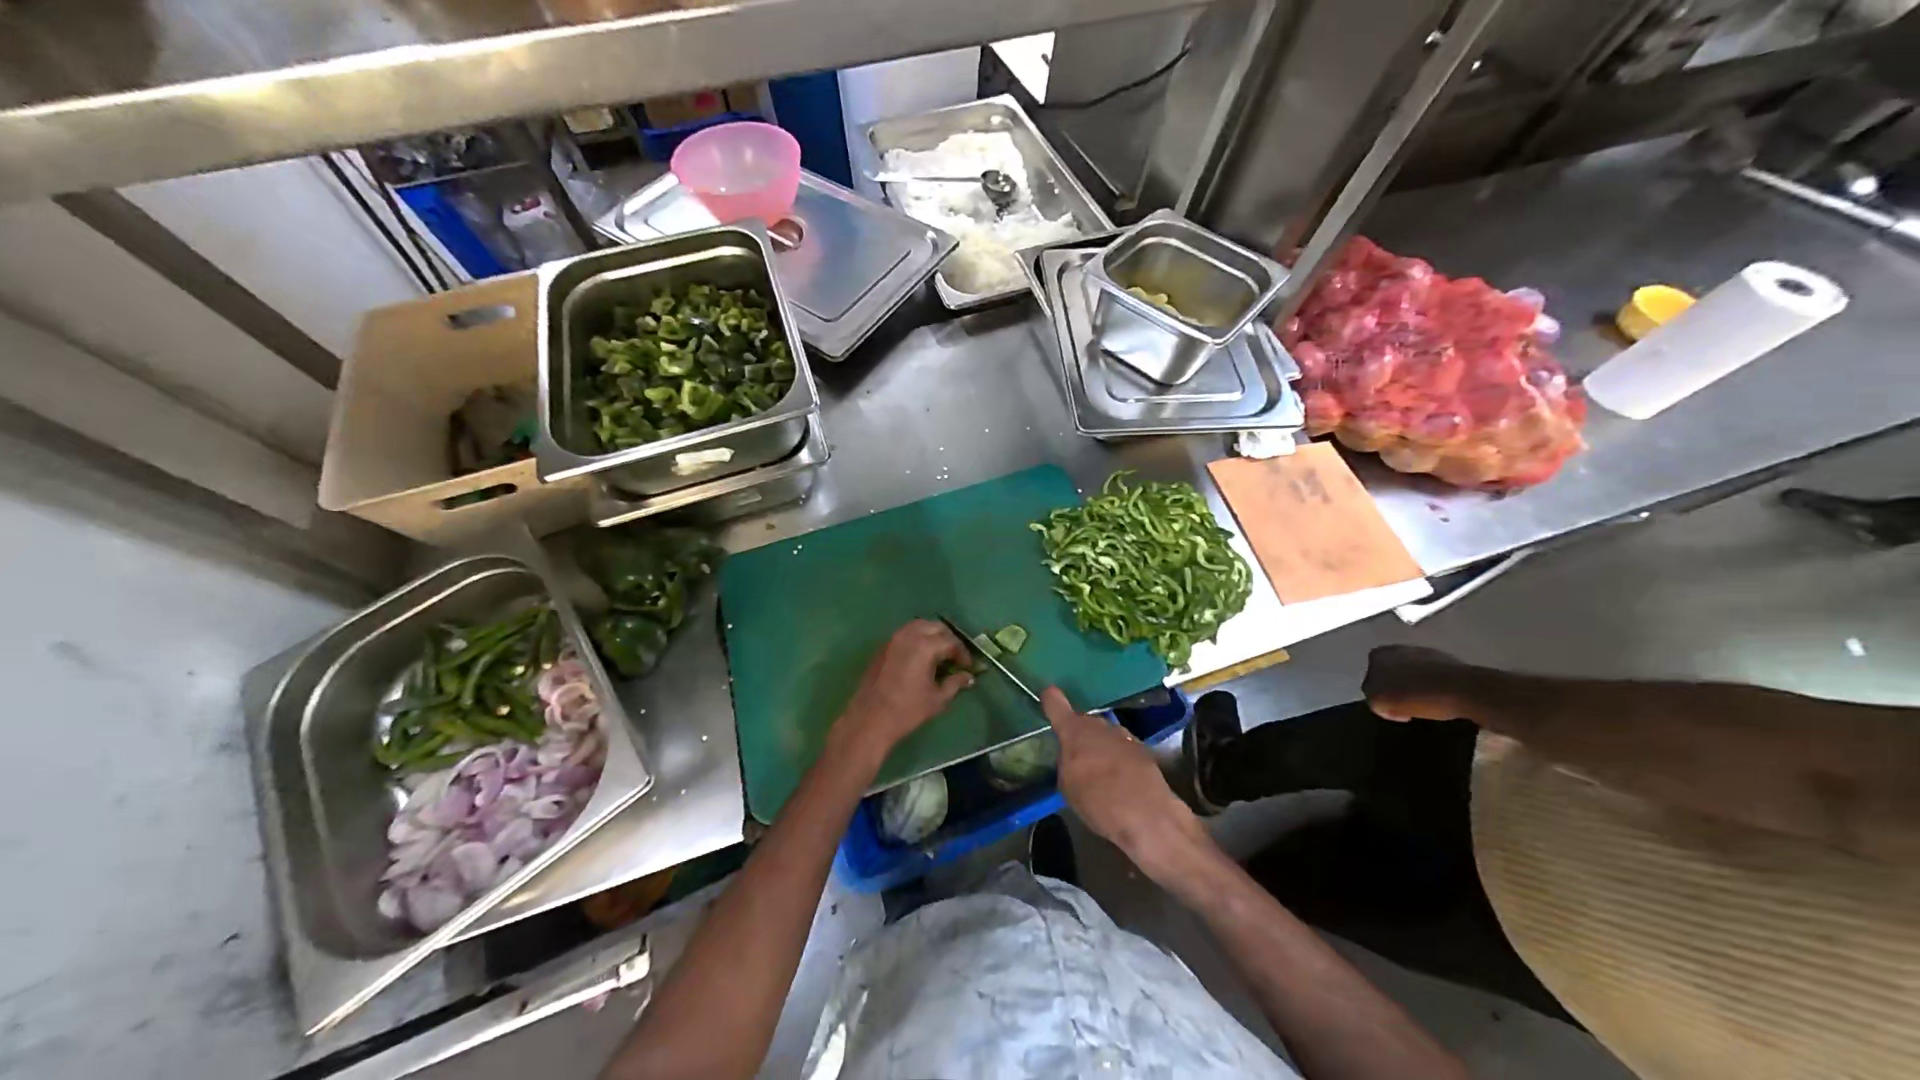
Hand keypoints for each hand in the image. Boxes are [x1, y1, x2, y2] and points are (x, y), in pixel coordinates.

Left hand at [833, 620, 973, 760]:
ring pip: (918, 626)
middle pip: (935, 627)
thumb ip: (955, 683)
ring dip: (932, 635)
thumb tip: (968, 677)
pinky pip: (904, 633)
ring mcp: (893, 639)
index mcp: (925, 646)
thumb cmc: (907, 710)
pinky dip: (917, 638)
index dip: (962, 653)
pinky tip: (920, 656)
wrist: (870, 719)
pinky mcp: (883, 647)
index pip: (951, 642)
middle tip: (954, 656)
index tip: (967, 667)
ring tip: (939, 653)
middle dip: (948, 639)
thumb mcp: (937, 699)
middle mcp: (909, 636)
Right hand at [1042, 686, 1203, 879]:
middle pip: (1084, 723)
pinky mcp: (1143, 749)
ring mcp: (1124, 735)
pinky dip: (1118, 758)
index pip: (1056, 704)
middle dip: (1080, 735)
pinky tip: (1120, 779)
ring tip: (1099, 772)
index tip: (1048, 695)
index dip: (1050, 699)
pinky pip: (1122, 748)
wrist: (1147, 815)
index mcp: (1074, 731)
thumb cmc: (1098, 801)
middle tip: (1075, 757)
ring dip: (1100, 747)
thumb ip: (1066, 763)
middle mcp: (1099, 725)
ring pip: (1105, 735)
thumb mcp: (1067, 787)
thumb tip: (1071, 756)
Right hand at [1362, 645, 1475, 721]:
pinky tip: (1438, 697)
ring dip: (1413, 687)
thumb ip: (1372, 698)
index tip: (1396, 711)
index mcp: (1377, 655)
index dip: (1381, 700)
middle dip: (1395, 689)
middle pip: (1388, 675)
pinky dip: (1430, 684)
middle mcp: (1396, 648)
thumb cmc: (1419, 697)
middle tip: (1408, 707)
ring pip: (1409, 674)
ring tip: (1426, 704)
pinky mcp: (1442, 659)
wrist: (1464, 689)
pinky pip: (1428, 674)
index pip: (1370, 681)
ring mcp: (1421, 651)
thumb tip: (1381, 701)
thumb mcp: (1381, 701)